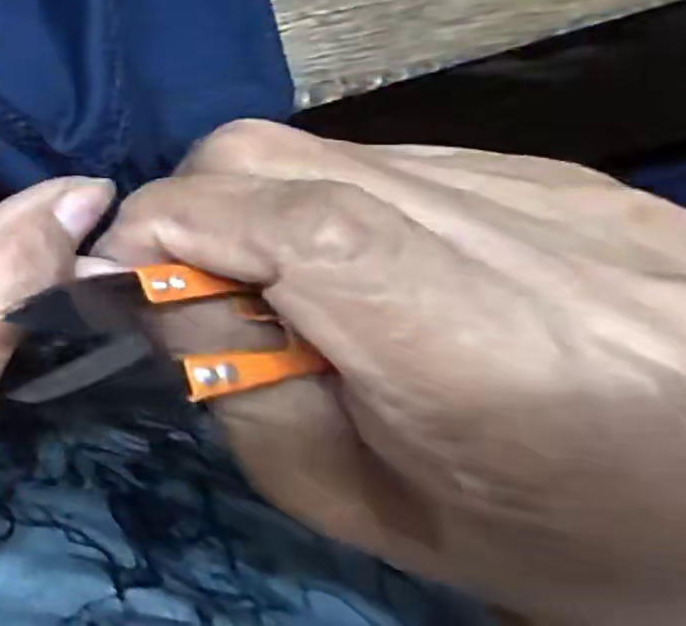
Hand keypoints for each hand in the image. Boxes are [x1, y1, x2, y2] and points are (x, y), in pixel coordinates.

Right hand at [97, 120, 685, 625]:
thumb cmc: (514, 542)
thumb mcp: (331, 492)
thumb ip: (219, 369)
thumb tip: (143, 270)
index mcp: (501, 364)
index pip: (301, 228)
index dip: (176, 221)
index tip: (122, 262)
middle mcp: (544, 250)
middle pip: (277, 156)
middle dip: (191, 200)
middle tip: (191, 269)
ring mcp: (559, 195)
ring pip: (312, 144)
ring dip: (251, 198)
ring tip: (284, 271)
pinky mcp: (563, 174)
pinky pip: (376, 157)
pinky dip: (323, 196)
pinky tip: (368, 259)